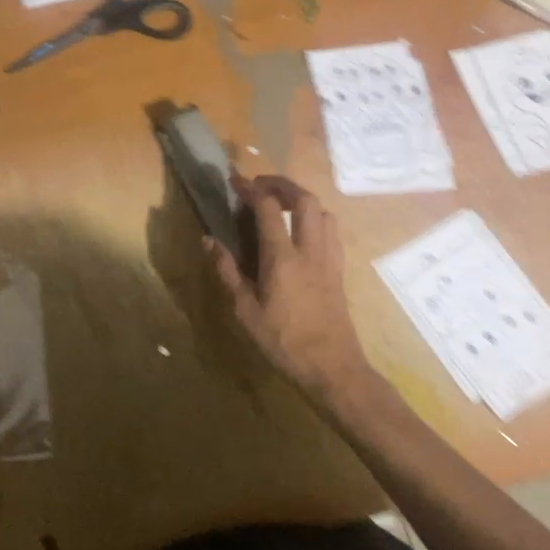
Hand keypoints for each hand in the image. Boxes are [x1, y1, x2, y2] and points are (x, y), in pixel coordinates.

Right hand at [205, 174, 377, 400]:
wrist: (332, 368)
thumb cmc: (283, 341)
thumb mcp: (245, 311)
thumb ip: (227, 272)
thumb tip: (209, 240)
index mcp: (283, 258)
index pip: (269, 209)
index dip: (252, 190)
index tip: (236, 182)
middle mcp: (310, 251)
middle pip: (305, 201)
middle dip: (283, 185)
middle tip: (261, 185)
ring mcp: (330, 260)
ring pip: (324, 213)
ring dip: (302, 200)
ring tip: (282, 205)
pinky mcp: (340, 271)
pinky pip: (332, 232)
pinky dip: (316, 220)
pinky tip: (302, 233)